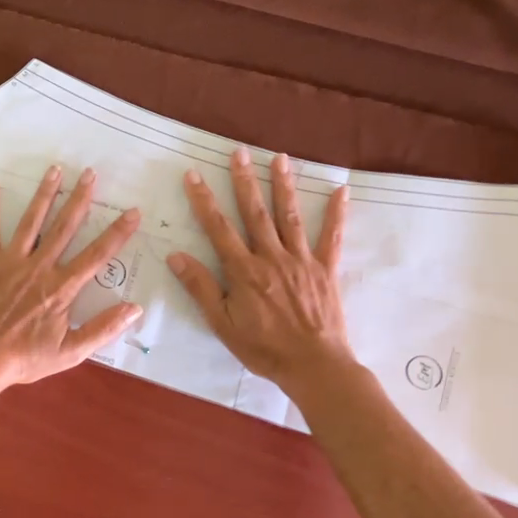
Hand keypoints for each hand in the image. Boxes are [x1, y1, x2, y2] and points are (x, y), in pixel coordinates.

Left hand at [0, 166, 143, 386]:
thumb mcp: (71, 352)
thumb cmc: (26, 358)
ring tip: (55, 169)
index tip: (132, 212)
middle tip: (91, 174)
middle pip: (65, 227)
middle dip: (80, 199)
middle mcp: (40, 268)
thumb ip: (103, 329)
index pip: (96, 255)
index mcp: (62, 288)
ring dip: (44, 194)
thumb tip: (135, 308)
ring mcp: (12, 262)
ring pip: (32, 222)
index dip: (117, 233)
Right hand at [166, 148, 355, 389]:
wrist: (314, 366)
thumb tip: (176, 257)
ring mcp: (301, 261)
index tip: (193, 174)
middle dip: (244, 180)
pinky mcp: (325, 270)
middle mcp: (272, 258)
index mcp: (244, 271)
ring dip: (283, 185)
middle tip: (238, 151)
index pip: (218, 229)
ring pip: (289, 216)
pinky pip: (331, 237)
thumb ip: (201, 288)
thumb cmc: (263, 349)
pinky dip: (336, 214)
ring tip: (280, 158)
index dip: (204, 200)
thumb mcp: (222, 323)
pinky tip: (341, 191)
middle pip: (255, 212)